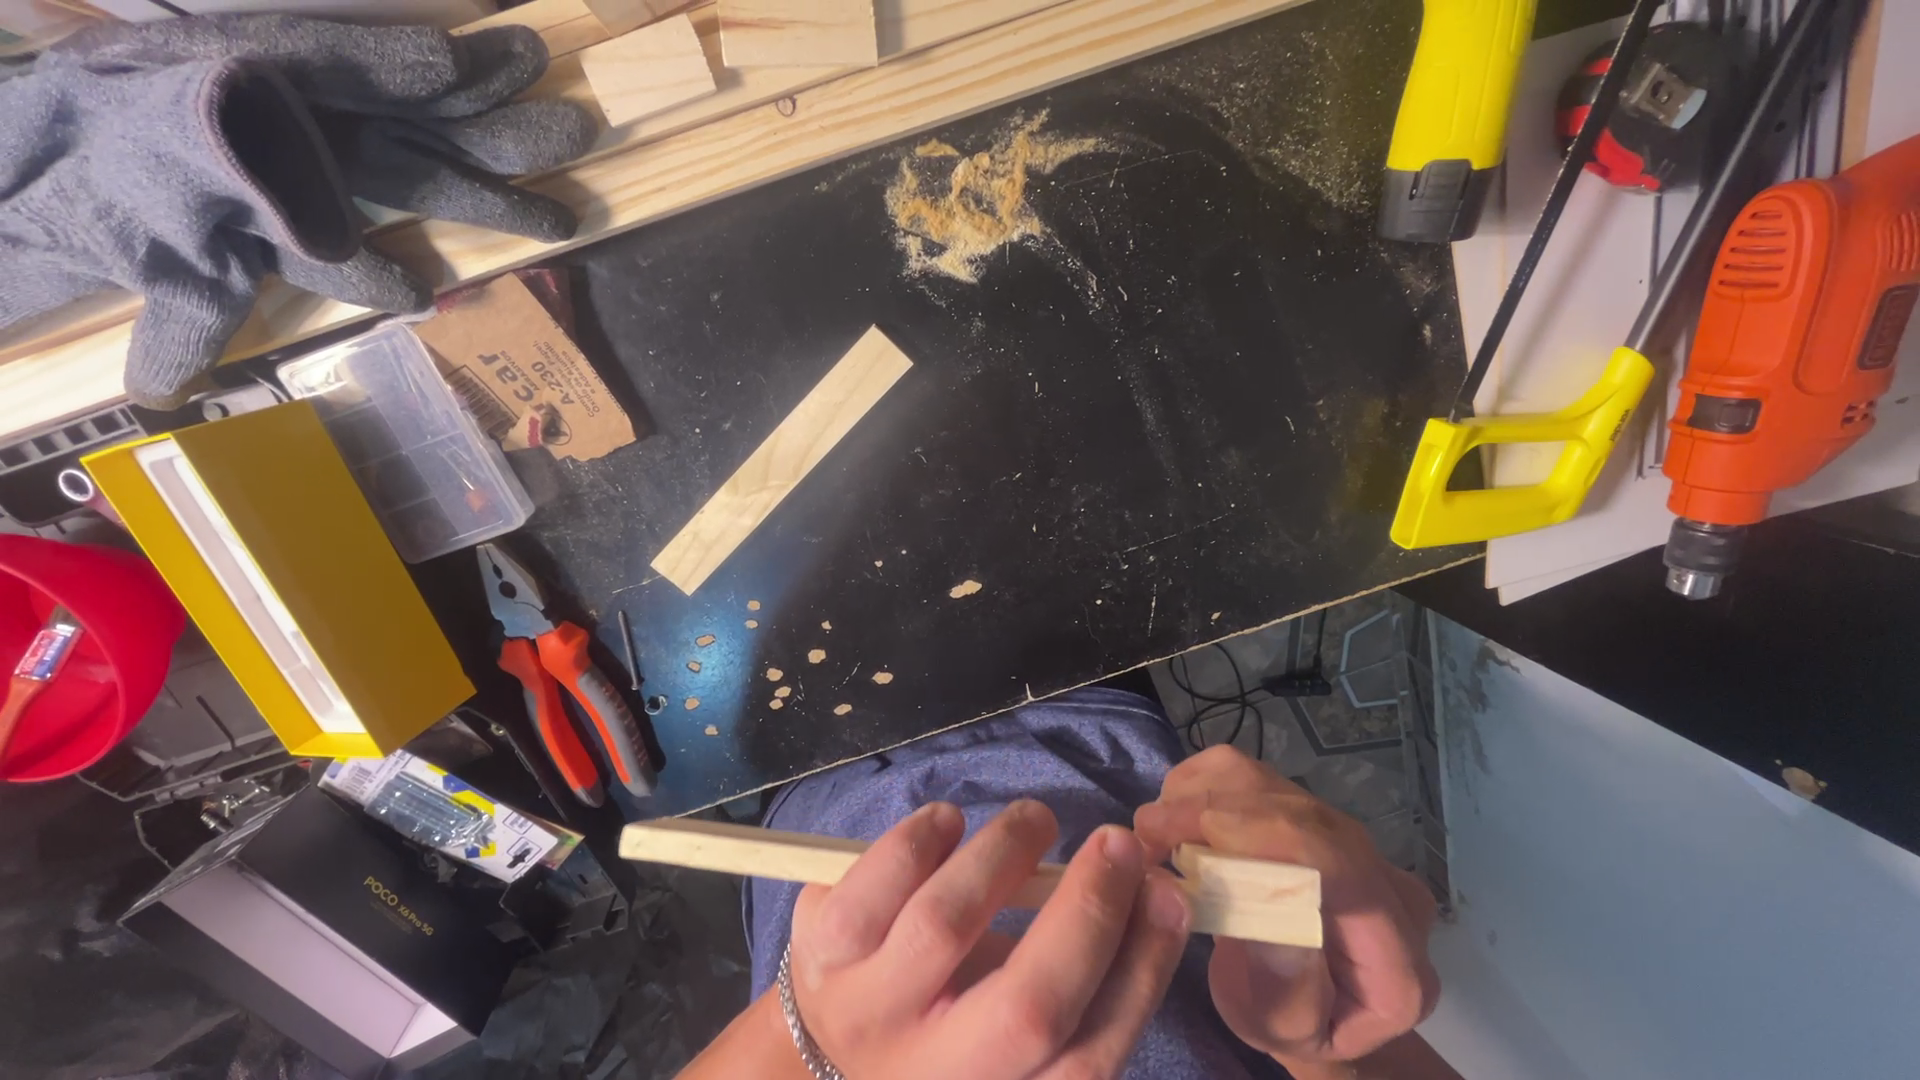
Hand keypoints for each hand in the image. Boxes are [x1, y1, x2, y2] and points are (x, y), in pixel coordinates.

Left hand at [784, 799, 1192, 1078]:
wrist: (820, 1055)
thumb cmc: (942, 1026)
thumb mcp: (1005, 1026)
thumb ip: (1066, 969)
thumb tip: (1144, 885)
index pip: (1090, 1057)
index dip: (1141, 968)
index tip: (1168, 891)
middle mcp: (935, 1072)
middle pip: (1028, 1005)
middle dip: (1088, 910)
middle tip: (1117, 842)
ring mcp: (868, 1014)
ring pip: (943, 925)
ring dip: (1004, 854)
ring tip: (1035, 819)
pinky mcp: (819, 954)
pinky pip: (875, 884)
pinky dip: (920, 839)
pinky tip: (948, 822)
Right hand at [1133, 746, 1438, 1074]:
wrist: (1305, 999)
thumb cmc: (1291, 1023)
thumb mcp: (1281, 1030)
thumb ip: (1285, 990)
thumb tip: (1267, 931)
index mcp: (1394, 951)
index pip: (1347, 871)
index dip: (1270, 836)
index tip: (1190, 829)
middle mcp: (1384, 880)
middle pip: (1301, 814)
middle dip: (1215, 810)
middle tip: (1146, 831)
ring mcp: (1346, 834)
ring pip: (1268, 784)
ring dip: (1201, 796)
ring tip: (1155, 832)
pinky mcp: (1308, 807)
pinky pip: (1248, 773)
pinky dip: (1201, 785)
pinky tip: (1176, 820)